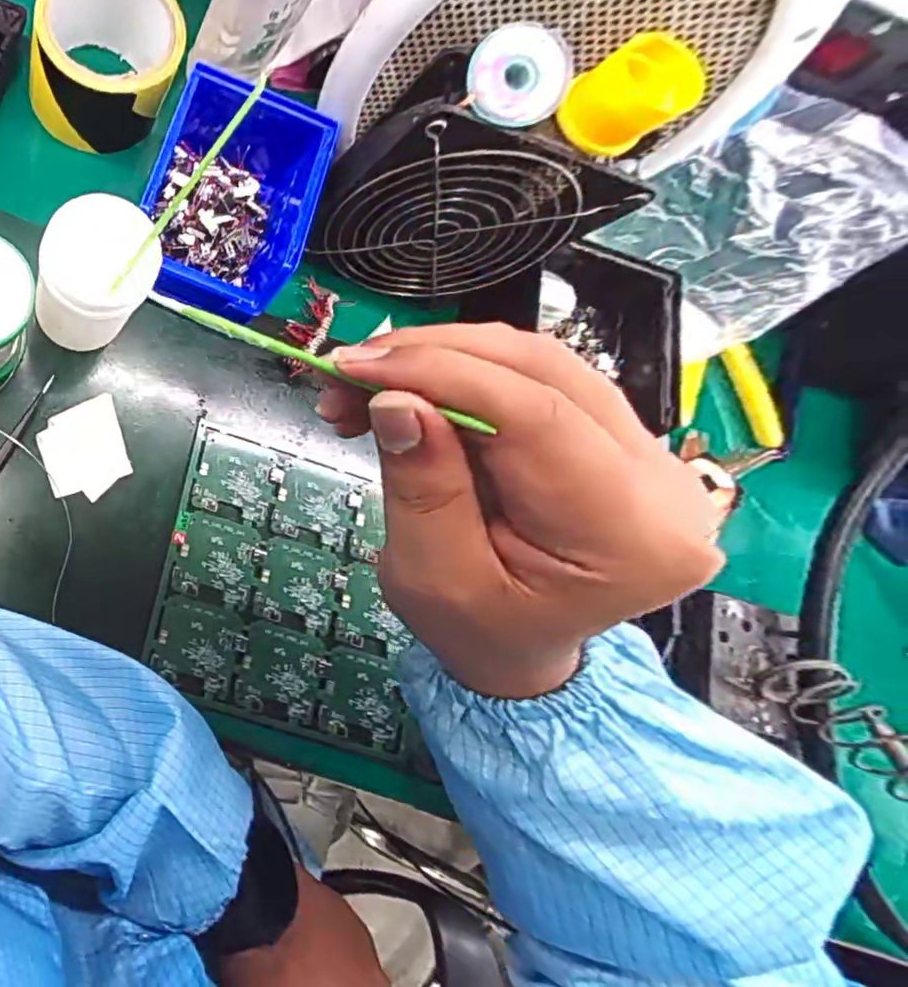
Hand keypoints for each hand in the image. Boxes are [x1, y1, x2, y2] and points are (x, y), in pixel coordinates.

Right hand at [316, 324, 724, 698]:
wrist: (515, 648)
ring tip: (359, 386)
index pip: (537, 416)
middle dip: (430, 355)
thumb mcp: (430, 575)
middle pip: (543, 371)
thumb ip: (421, 487)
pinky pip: (527, 381)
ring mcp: (642, 454)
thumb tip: (396, 402)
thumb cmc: (473, 628)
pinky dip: (450, 375)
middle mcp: (660, 480)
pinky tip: (400, 395)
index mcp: (626, 533)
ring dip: (435, 360)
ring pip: (534, 363)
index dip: (439, 375)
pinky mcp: (606, 440)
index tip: (353, 366)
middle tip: (343, 372)